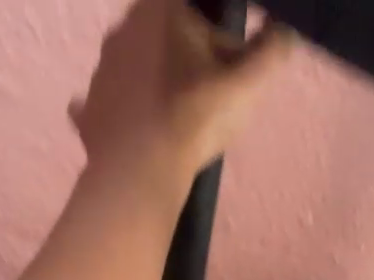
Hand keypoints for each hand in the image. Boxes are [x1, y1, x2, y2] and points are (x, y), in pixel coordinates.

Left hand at [72, 0, 292, 185]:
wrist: (138, 171)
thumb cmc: (194, 117)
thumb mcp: (247, 84)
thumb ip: (271, 51)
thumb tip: (283, 32)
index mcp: (161, 8)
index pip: (198, 9)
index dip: (219, 36)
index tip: (230, 65)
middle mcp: (123, 27)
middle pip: (168, 35)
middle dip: (190, 58)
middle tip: (211, 97)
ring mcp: (101, 67)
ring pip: (141, 66)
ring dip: (161, 83)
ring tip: (182, 121)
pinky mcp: (90, 106)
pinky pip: (116, 99)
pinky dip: (132, 111)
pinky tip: (146, 132)